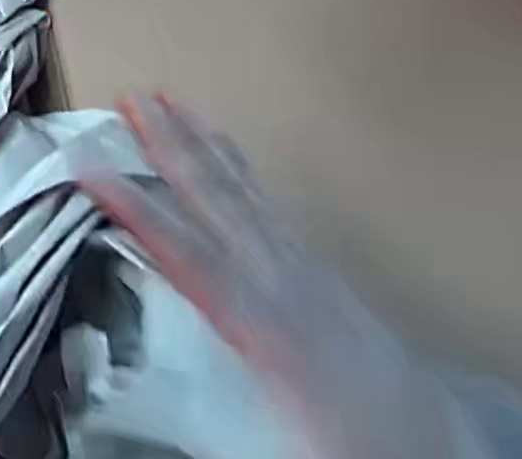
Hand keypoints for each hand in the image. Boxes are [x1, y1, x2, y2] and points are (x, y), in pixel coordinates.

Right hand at [83, 94, 521, 458]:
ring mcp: (303, 263)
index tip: (87, 171)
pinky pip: (265, 195)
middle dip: (170, 145)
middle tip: (129, 97)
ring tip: (166, 99)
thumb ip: (204, 392)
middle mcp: (284, 279)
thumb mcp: (272, 435)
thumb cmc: (342, 444)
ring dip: (198, 138)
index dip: (135, 210)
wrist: (434, 456)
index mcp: (268, 324)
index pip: (189, 256)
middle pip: (218, 199)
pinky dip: (235, 158)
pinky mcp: (313, 262)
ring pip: (242, 187)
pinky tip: (217, 141)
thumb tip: (136, 388)